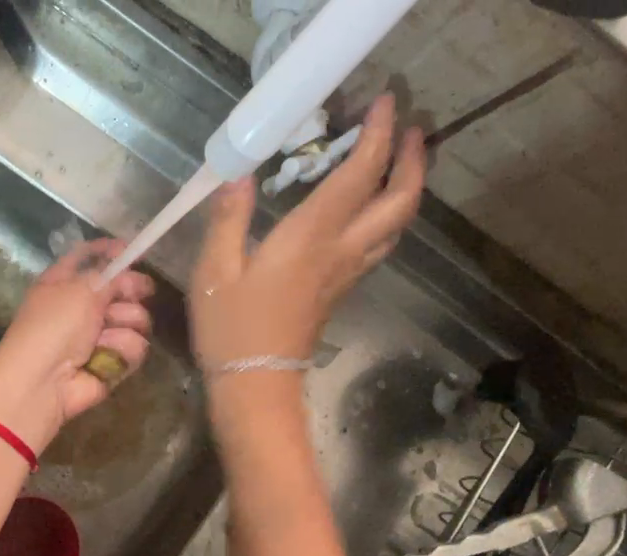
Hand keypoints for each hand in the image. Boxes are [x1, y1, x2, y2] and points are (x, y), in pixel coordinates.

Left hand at [0, 238, 154, 453]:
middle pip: (121, 288)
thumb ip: (109, 274)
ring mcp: (97, 336)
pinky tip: (105, 356)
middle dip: (131, 290)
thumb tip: (128, 275)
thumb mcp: (80, 288)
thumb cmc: (53, 326)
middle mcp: (80, 307)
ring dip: (126, 322)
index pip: (89, 257)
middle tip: (137, 292)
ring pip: (134, 318)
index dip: (111, 252)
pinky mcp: (110, 362)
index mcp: (62, 283)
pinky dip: (122, 350)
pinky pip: (133, 348)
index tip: (132, 250)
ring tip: (107, 333)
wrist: (41, 382)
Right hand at [192, 93, 424, 374]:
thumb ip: (229, 220)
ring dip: (406, 188)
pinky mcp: (340, 291)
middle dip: (412, 160)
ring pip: (397, 224)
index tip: (383, 101)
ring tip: (397, 164)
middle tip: (408, 130)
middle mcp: (341, 250)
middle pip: (401, 199)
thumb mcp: (214, 273)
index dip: (378, 133)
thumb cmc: (231, 329)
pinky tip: (368, 212)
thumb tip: (237, 177)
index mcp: (312, 236)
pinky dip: (386, 216)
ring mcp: (346, 273)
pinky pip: (379, 244)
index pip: (360, 173)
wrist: (254, 384)